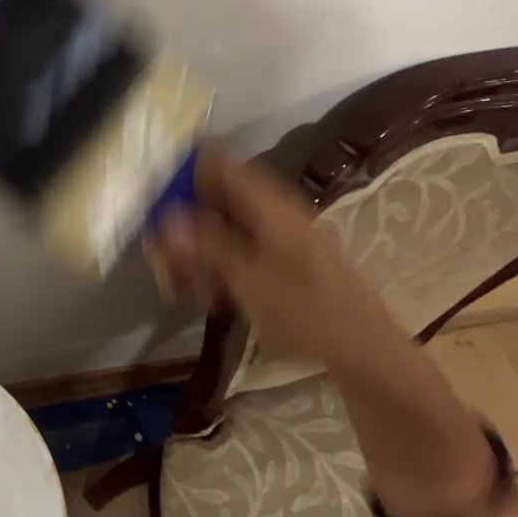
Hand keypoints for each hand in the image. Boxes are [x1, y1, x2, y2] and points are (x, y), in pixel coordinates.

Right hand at [146, 149, 391, 365]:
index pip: (216, 162)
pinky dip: (215, 269)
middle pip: (210, 199)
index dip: (181, 172)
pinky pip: (235, 251)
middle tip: (161, 264)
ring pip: (219, 228)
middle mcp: (270, 211)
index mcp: (266, 204)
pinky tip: (209, 299)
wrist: (366, 354)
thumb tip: (165, 215)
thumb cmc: (307, 313)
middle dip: (180, 227)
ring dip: (195, 255)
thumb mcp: (247, 280)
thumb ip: (205, 244)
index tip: (152, 201)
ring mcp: (276, 236)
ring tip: (184, 291)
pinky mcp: (279, 261)